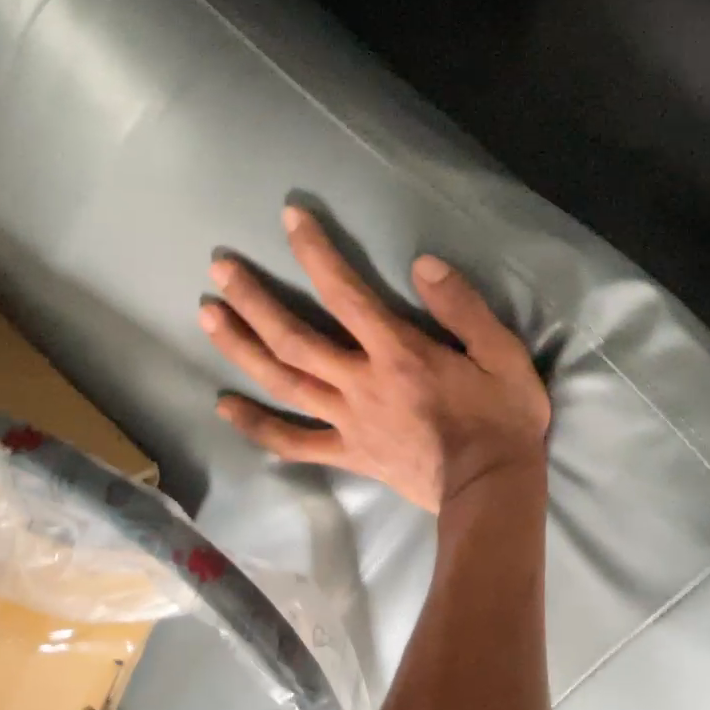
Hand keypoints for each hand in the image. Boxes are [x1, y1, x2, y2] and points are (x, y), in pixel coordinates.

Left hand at [200, 207, 550, 512]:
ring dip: (241, 348)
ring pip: (283, 382)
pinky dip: (256, 425)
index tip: (290, 218)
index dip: (316, 253)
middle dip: (254, 299)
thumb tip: (422, 264)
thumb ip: (462, 306)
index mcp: (398, 353)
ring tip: (207, 316)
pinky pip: (293, 441)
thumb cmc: (501, 418)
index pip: (346, 293)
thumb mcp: (501, 353)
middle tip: (219, 268)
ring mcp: (348, 422)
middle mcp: (361, 383)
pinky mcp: (348, 454)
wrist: (492, 490)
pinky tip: (224, 406)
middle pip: (294, 338)